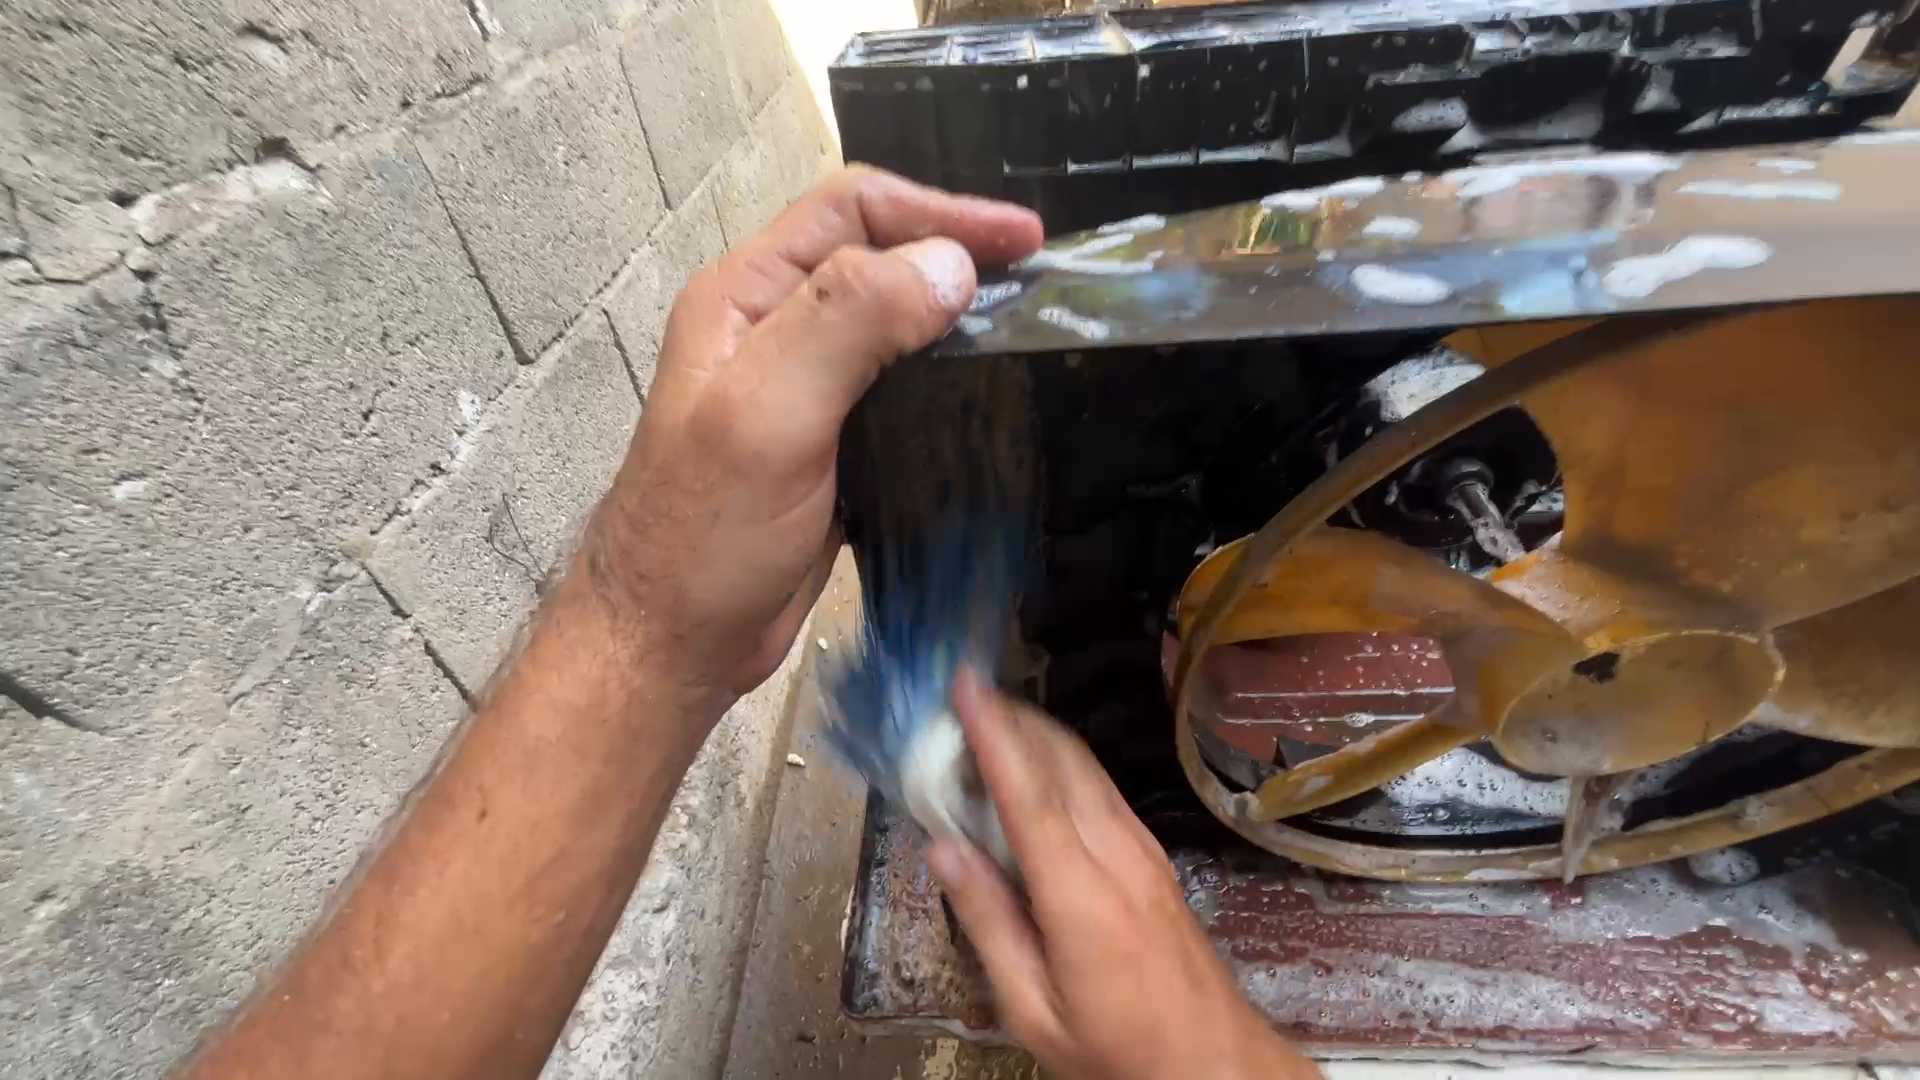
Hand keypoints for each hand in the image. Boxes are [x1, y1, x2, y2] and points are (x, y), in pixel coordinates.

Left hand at [580, 168, 1042, 711]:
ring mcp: (806, 390)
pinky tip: (983, 394)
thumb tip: (951, 267)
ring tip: (1022, 327)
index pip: (852, 211)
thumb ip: (848, 324)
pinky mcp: (833, 444)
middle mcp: (776, 331)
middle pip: (878, 261)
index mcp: (748, 299)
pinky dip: (944, 381)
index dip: (941, 213)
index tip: (1023, 238)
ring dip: (956, 319)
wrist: (681, 636)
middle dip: (956, 257)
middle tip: (1035, 280)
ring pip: (893, 328)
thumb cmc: (708, 531)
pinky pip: (898, 391)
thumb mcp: (769, 414)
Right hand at [929, 674, 1321, 1079]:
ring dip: (1035, 728)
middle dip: (1011, 716)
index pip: (1029, 795)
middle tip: (965, 695)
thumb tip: (942, 850)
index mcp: (1080, 895)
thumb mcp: (1033, 1009)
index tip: (966, 687)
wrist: (1213, 1058)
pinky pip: (1098, 780)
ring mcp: (1140, 842)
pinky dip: (1059, 753)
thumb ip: (988, 922)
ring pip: (1083, 761)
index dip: (993, 735)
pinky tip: (1035, 758)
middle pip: (1059, 759)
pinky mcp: (1150, 845)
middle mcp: (1115, 850)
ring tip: (991, 715)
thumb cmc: (1114, 1045)